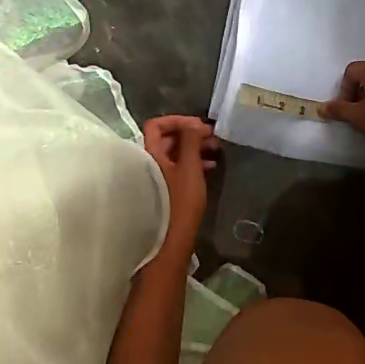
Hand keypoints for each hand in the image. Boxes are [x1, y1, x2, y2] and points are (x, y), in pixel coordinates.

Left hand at [142, 115, 216, 252]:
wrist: (170, 243)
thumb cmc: (179, 205)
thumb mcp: (189, 170)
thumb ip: (190, 142)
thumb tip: (192, 122)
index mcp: (149, 154)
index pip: (156, 125)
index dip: (177, 120)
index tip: (200, 126)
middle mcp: (148, 162)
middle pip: (167, 139)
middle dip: (190, 135)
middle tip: (213, 138)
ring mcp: (155, 177)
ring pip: (173, 154)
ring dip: (194, 149)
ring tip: (216, 151)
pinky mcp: (164, 190)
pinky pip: (177, 168)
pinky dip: (191, 163)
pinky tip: (209, 168)